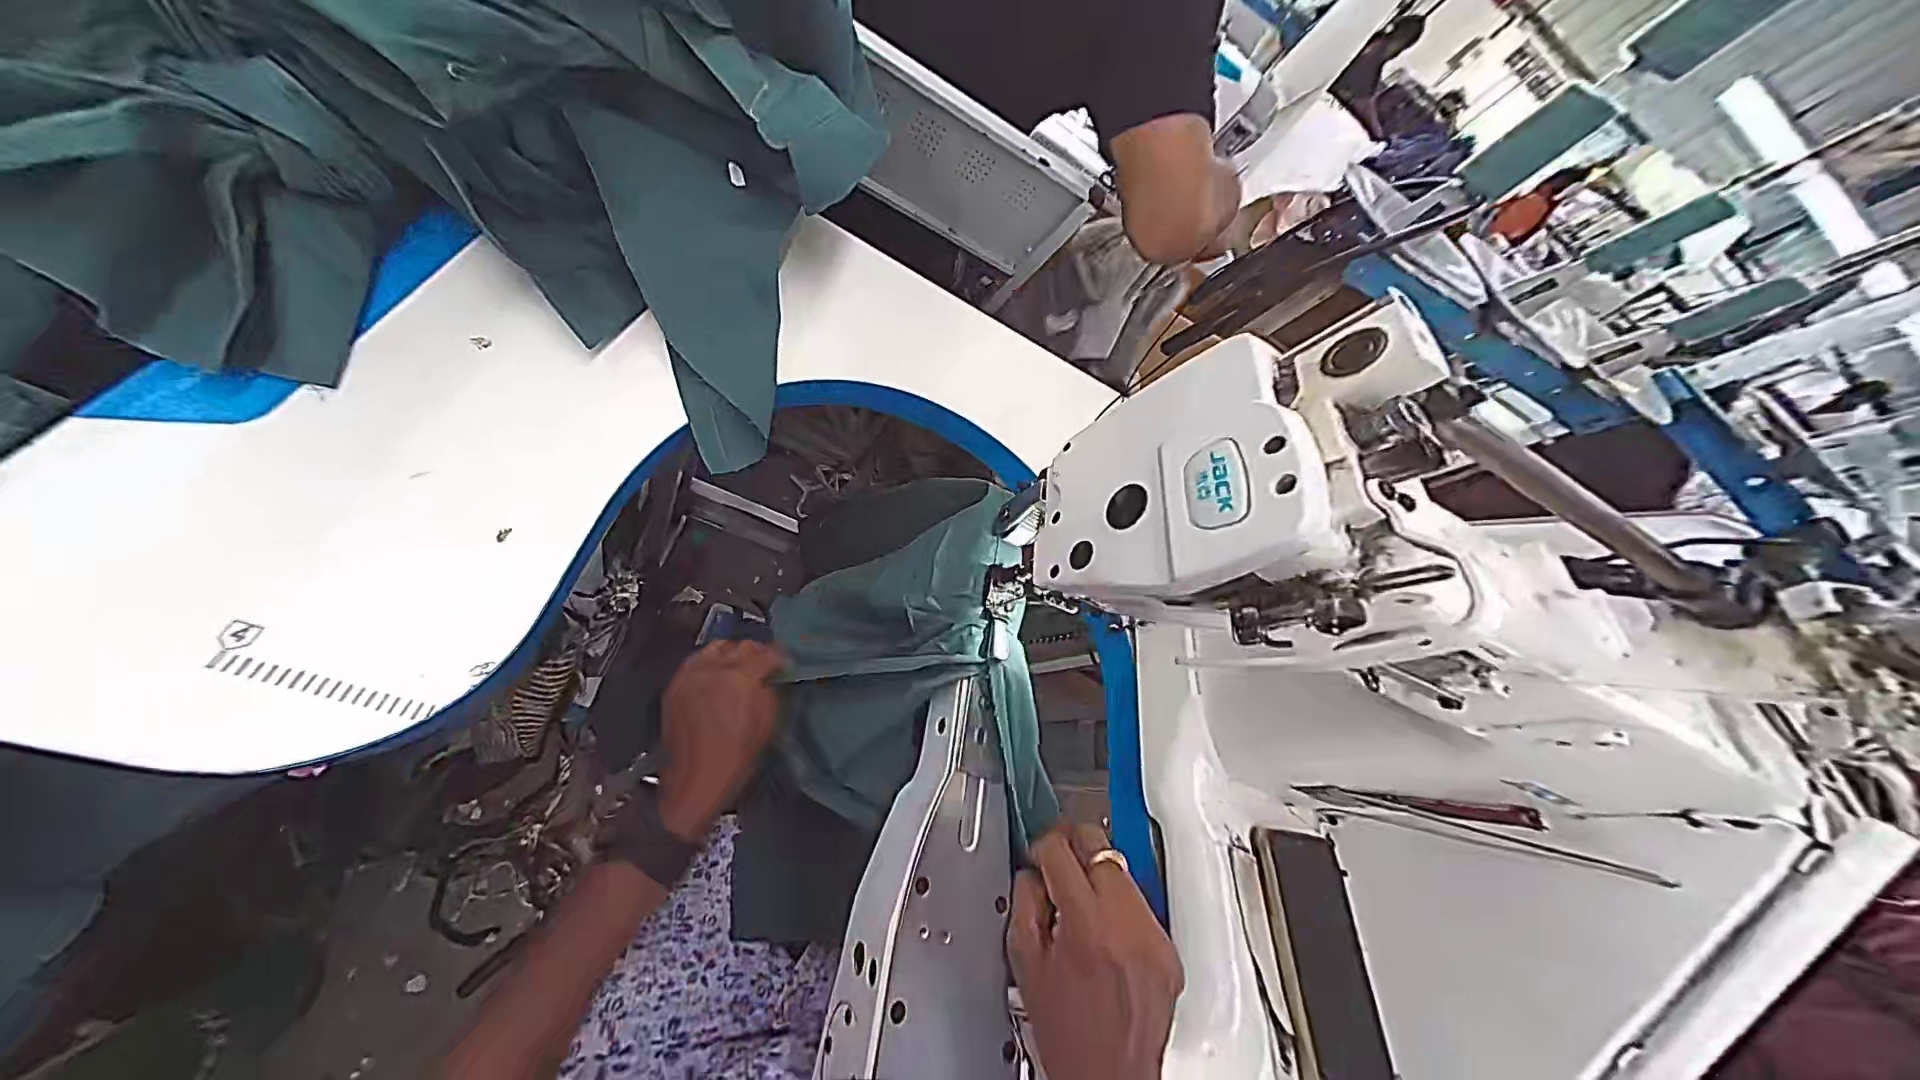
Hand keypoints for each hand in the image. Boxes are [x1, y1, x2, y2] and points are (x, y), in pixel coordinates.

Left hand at [656, 640, 785, 842]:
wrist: (695, 780)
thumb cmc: (735, 757)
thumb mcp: (767, 723)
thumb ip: (771, 692)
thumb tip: (771, 679)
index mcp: (743, 677)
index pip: (768, 654)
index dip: (780, 658)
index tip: (783, 663)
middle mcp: (715, 670)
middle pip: (743, 646)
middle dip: (757, 654)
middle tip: (764, 666)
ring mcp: (692, 675)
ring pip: (717, 647)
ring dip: (731, 654)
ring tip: (737, 667)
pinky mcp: (676, 685)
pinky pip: (695, 661)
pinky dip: (708, 662)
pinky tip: (715, 674)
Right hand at [1007, 824, 1182, 1079]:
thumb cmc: (1068, 1035)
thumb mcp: (1026, 963)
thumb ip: (1025, 903)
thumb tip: (1032, 871)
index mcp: (1085, 924)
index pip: (1061, 850)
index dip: (1042, 844)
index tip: (1037, 851)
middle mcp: (1126, 923)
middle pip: (1098, 845)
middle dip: (1071, 842)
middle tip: (1056, 853)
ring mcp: (1152, 935)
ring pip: (1121, 869)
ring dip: (1096, 870)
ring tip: (1077, 893)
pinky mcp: (1169, 950)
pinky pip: (1140, 903)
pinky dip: (1119, 902)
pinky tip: (1102, 923)